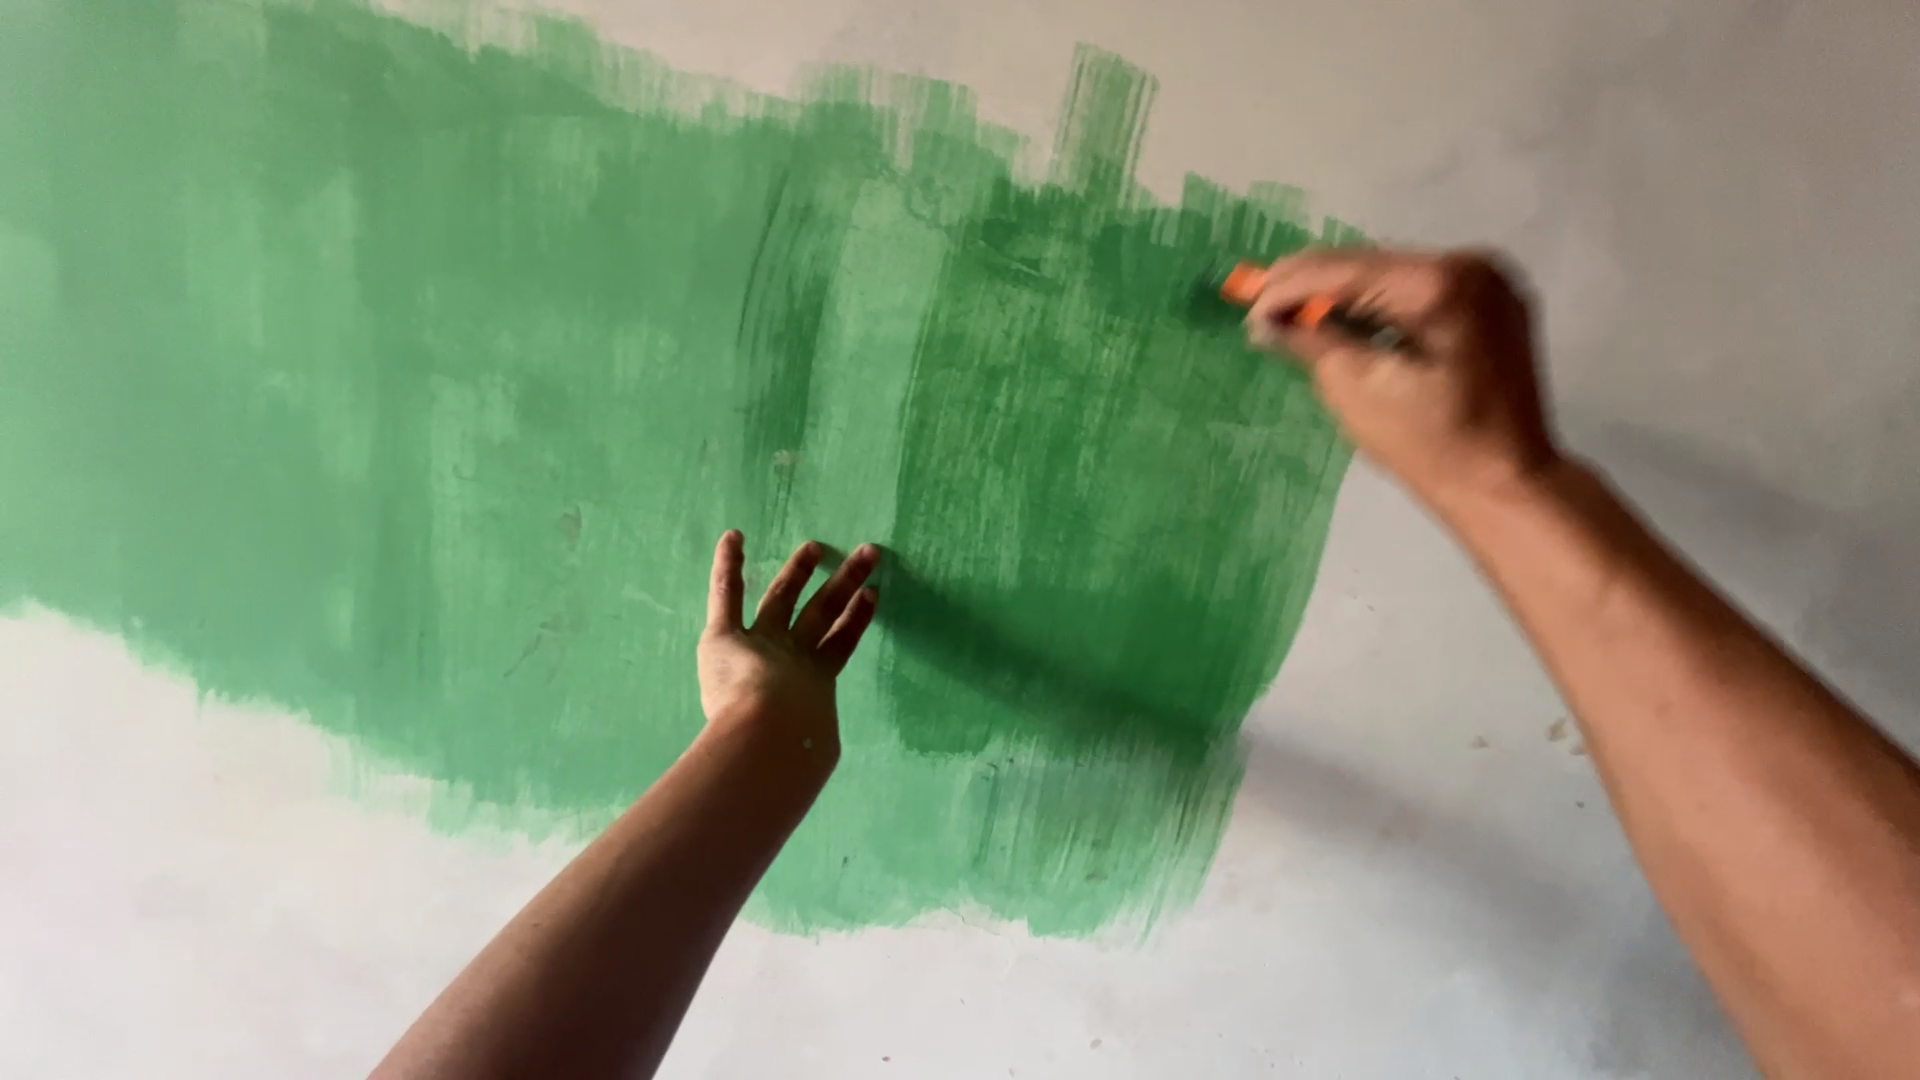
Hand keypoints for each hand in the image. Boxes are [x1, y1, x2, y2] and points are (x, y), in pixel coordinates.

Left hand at [697, 531, 879, 755]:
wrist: (775, 741)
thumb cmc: (797, 748)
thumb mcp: (810, 751)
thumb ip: (812, 748)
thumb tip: (814, 768)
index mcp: (816, 681)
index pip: (837, 644)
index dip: (854, 620)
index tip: (868, 596)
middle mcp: (796, 656)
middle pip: (824, 612)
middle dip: (845, 585)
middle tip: (865, 556)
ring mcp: (766, 643)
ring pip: (785, 597)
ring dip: (801, 569)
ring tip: (818, 546)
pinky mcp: (727, 637)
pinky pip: (726, 595)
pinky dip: (729, 566)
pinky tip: (734, 537)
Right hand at [1246, 248, 1560, 515]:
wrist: (1504, 479)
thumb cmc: (1427, 443)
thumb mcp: (1356, 389)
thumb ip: (1310, 341)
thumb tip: (1265, 320)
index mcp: (1440, 285)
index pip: (1345, 271)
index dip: (1288, 288)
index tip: (1247, 309)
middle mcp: (1470, 264)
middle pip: (1368, 262)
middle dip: (1309, 283)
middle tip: (1257, 303)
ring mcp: (1487, 278)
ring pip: (1389, 272)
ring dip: (1338, 291)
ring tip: (1289, 311)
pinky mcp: (1490, 300)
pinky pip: (1415, 287)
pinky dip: (1374, 301)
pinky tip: (1340, 317)